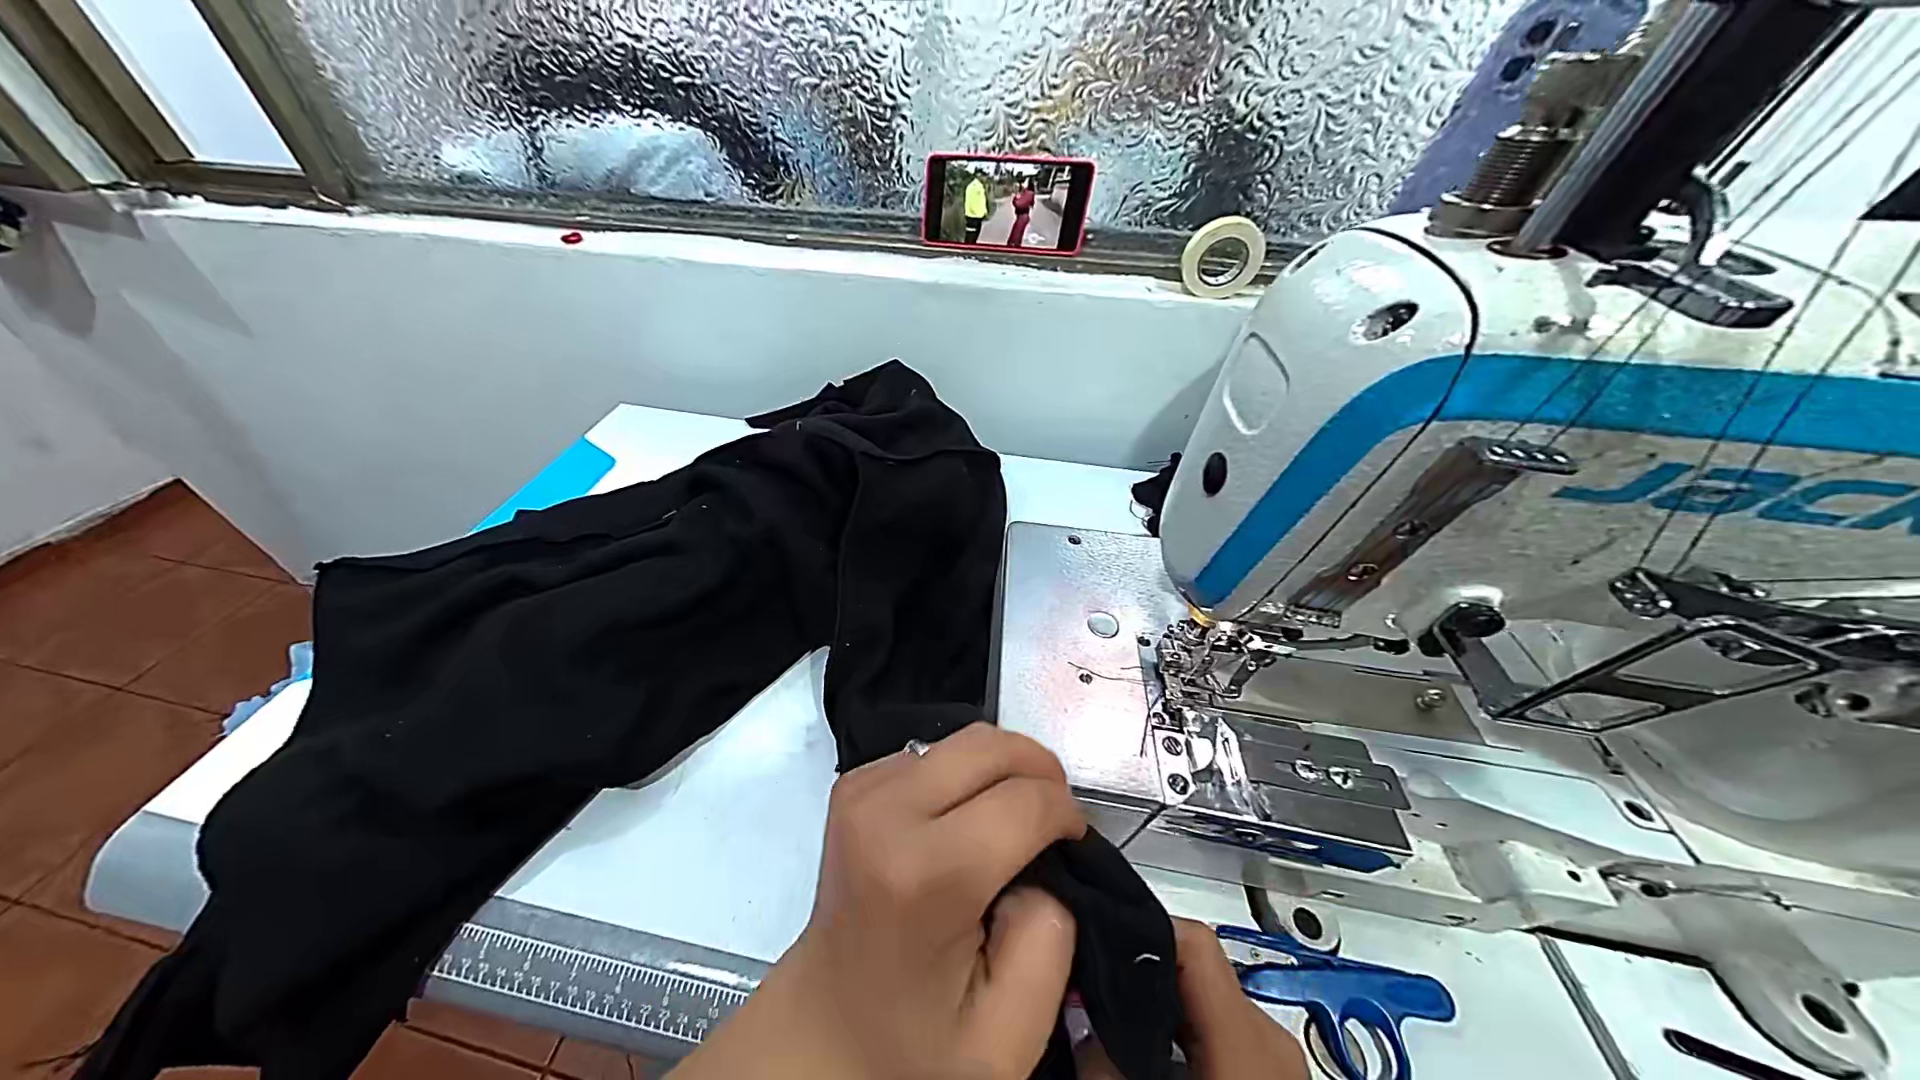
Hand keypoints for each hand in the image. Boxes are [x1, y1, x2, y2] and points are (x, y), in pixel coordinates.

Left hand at [672, 723, 1087, 1079]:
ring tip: (1013, 824)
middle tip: (1055, 823)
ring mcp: (863, 791)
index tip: (1074, 846)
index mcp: (923, 872)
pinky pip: (936, 752)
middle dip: (1042, 774)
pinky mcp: (854, 784)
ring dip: (1004, 772)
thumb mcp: (1007, 1033)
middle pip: (993, 747)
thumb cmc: (912, 1042)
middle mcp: (884, 812)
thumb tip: (1046, 862)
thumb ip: (1051, 937)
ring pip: (967, 740)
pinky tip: (966, 820)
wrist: (823, 1028)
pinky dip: (967, 776)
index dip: (1068, 817)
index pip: (1027, 800)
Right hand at [1076, 917, 1308, 1079]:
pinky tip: (1149, 1065)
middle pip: (1193, 970)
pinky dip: (1180, 1039)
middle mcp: (1269, 1038)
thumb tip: (1076, 1018)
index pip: (1192, 942)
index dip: (1139, 929)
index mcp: (1246, 1038)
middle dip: (1138, 973)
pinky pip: (1218, 1037)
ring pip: (1203, 1004)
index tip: (1091, 941)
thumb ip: (1104, 1063)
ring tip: (1112, 1029)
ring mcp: (1276, 1064)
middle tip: (1087, 989)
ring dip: (1156, 1008)